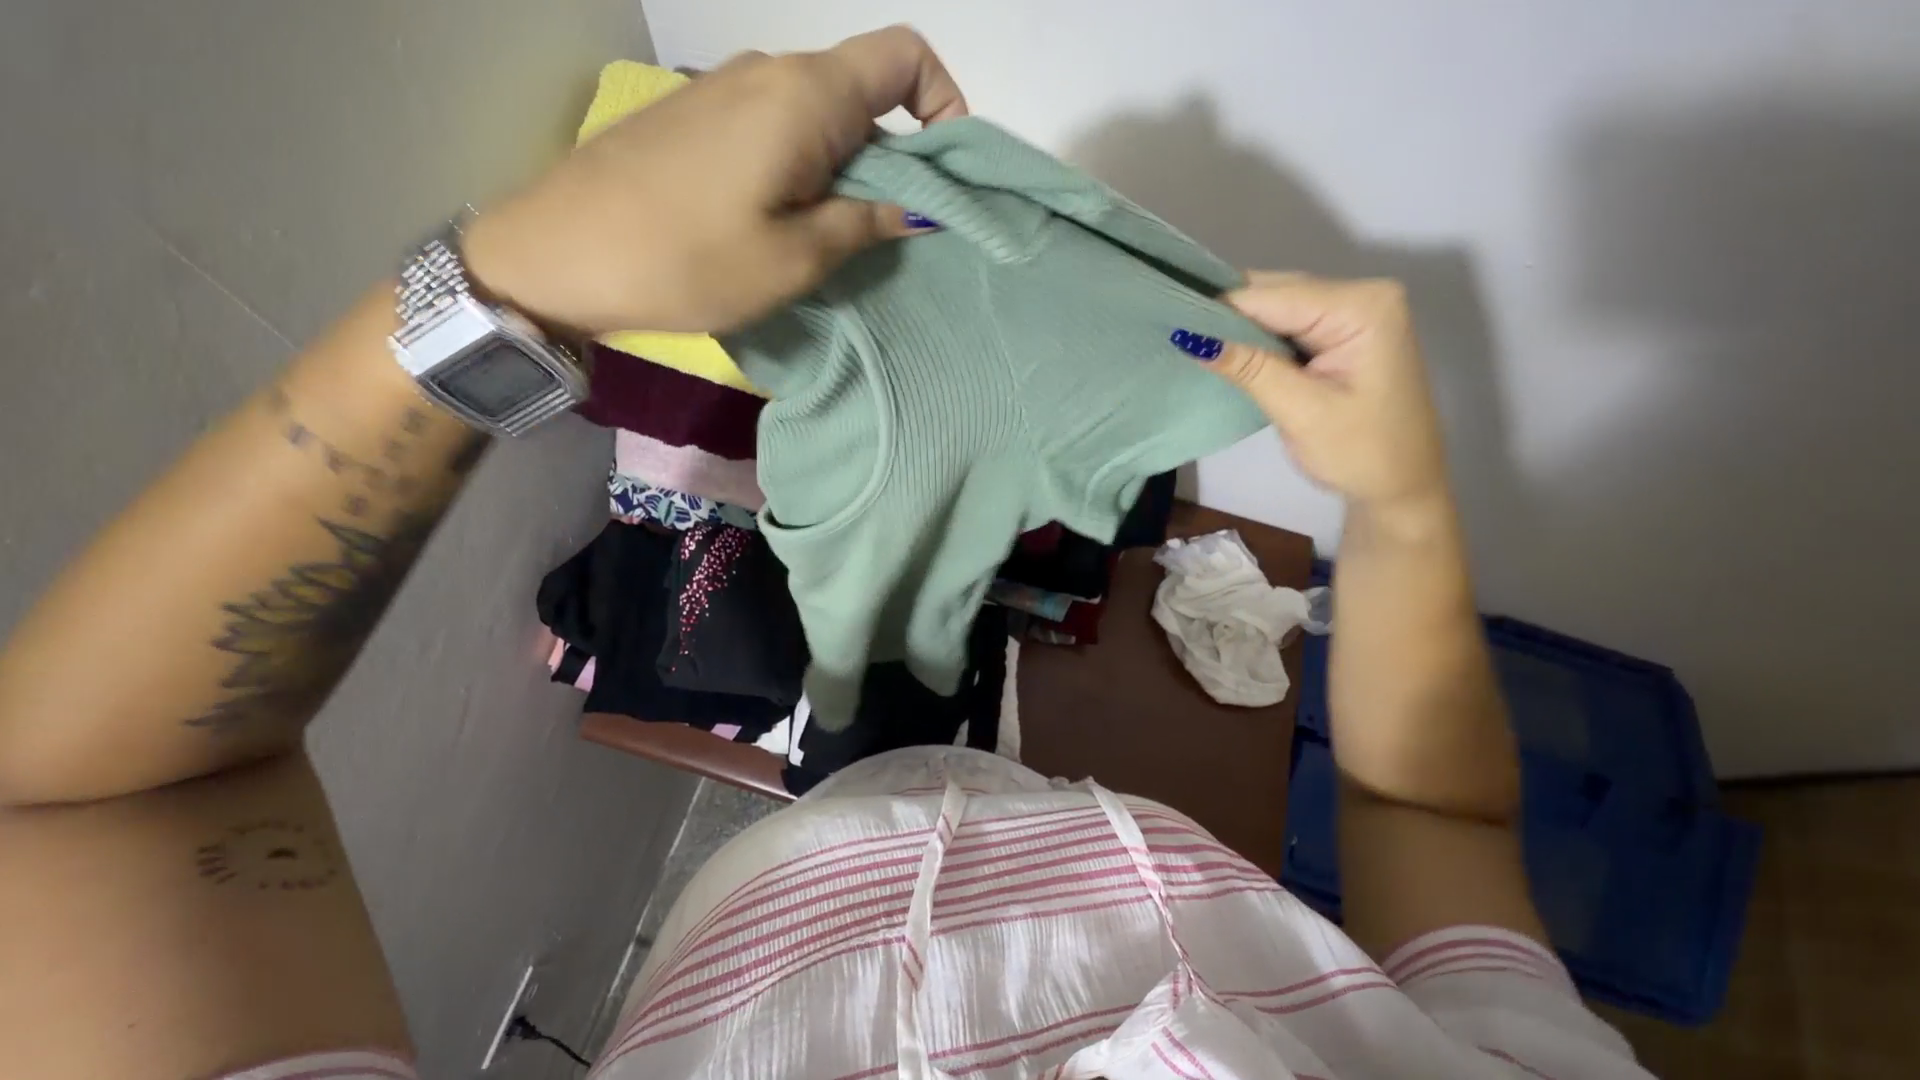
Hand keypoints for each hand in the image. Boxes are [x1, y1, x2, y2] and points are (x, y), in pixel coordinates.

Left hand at [462, 26, 965, 335]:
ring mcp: (723, 89)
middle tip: (888, 230)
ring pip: (817, 115)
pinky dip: (801, 167)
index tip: (943, 172)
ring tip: (829, 238)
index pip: (904, 57)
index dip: (944, 103)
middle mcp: (768, 72)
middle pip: (863, 91)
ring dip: (844, 168)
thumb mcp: (794, 259)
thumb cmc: (687, 258)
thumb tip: (913, 206)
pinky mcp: (694, 117)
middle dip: (894, 155)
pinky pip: (773, 127)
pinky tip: (779, 224)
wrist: (556, 253)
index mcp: (805, 94)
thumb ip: (864, 224)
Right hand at [1192, 272, 1450, 515]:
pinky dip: (1258, 338)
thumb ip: (1249, 368)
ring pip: (1277, 306)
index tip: (1170, 325)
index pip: (1273, 296)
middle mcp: (1362, 295)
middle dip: (1229, 316)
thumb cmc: (1360, 453)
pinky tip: (1230, 352)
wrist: (1402, 486)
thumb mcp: (1301, 412)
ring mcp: (1354, 312)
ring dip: (1240, 328)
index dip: (1220, 310)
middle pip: (1275, 293)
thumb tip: (1190, 337)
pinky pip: (1289, 323)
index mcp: (1361, 307)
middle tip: (1176, 338)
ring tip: (1194, 345)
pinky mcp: (1343, 332)